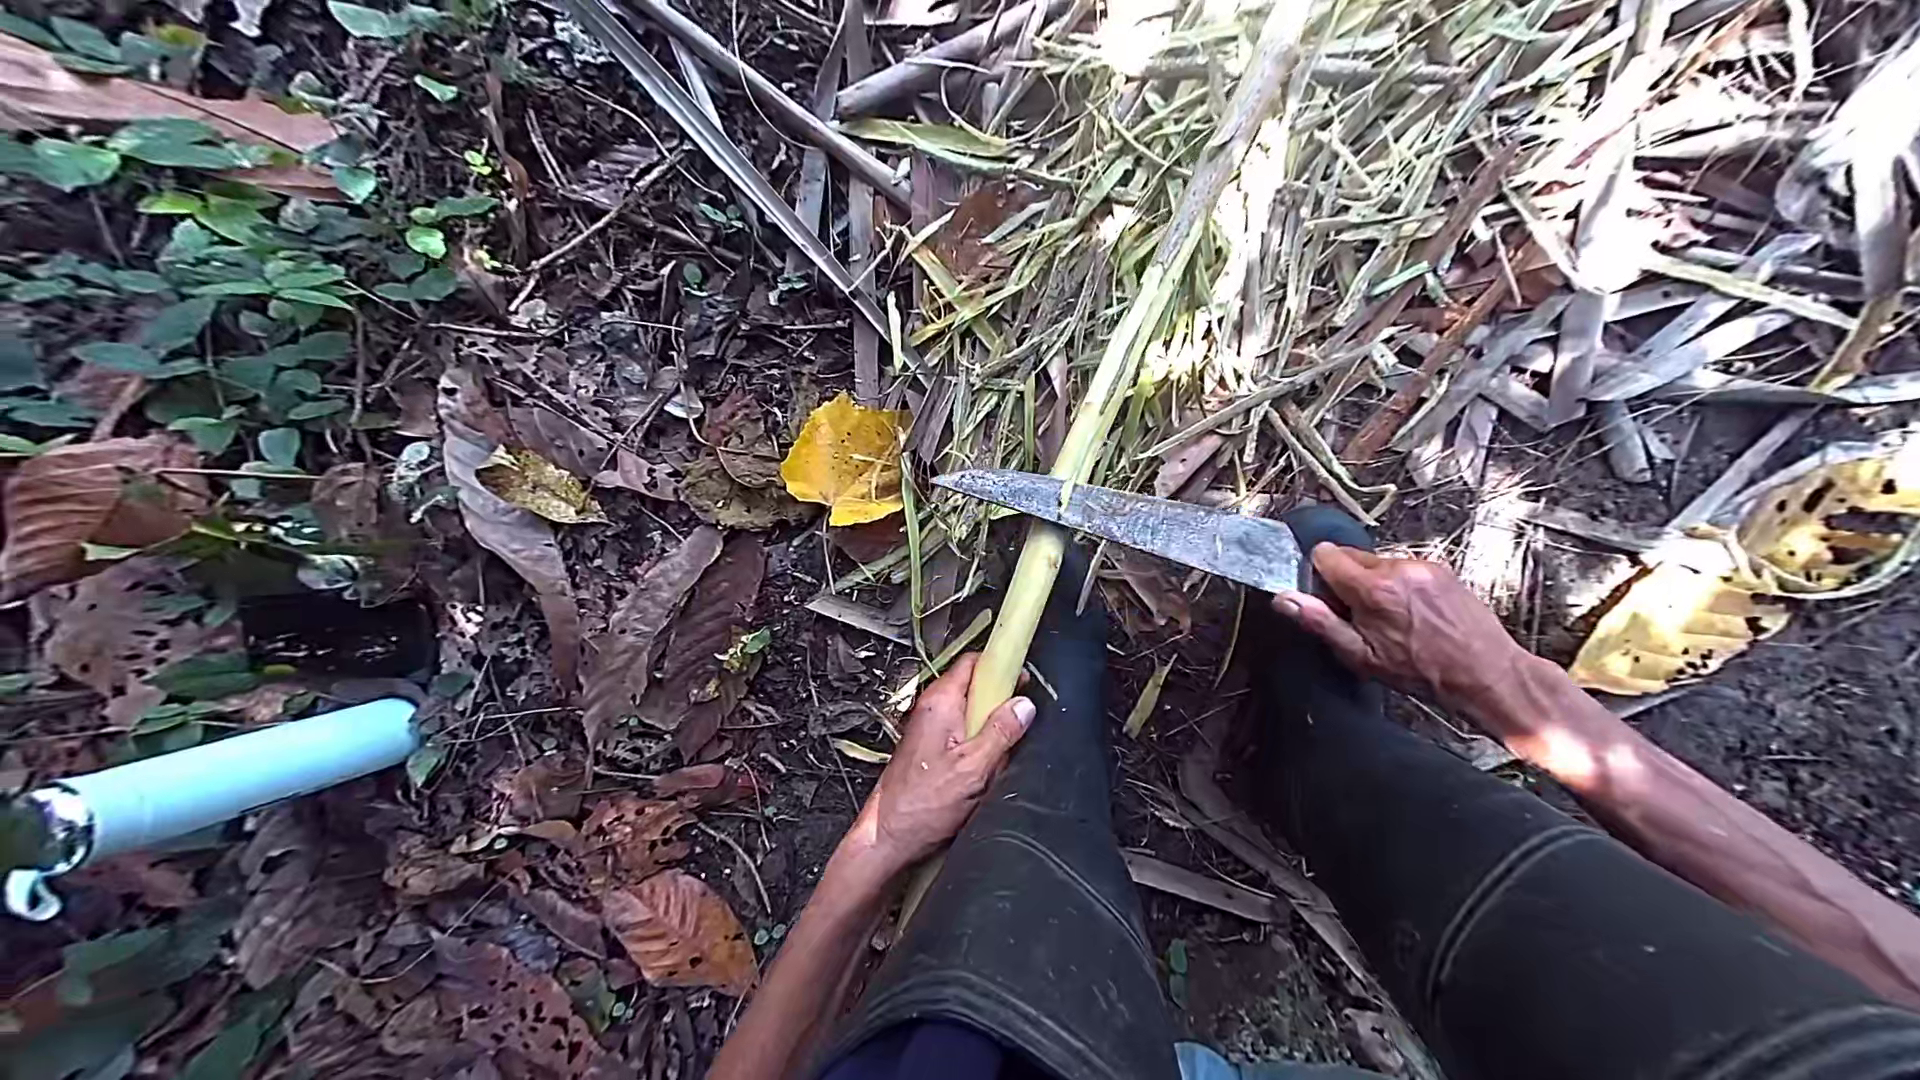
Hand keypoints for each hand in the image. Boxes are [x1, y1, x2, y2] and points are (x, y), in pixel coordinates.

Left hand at [840, 652, 1034, 879]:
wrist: (889, 835)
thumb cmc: (919, 804)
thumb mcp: (973, 768)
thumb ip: (1001, 732)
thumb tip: (1024, 706)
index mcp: (941, 701)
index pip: (974, 661)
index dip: (1002, 666)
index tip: (1023, 680)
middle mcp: (934, 708)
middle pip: (978, 689)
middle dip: (1000, 708)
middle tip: (1012, 731)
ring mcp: (932, 727)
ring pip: (975, 715)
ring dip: (991, 733)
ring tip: (993, 761)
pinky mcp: (933, 747)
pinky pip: (966, 737)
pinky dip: (979, 750)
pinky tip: (980, 774)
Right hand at [1272, 543, 1531, 711]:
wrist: (1488, 673)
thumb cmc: (1423, 671)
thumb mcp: (1361, 656)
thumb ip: (1320, 622)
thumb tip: (1284, 600)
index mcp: (1373, 589)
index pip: (1325, 554)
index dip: (1318, 575)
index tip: (1326, 597)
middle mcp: (1398, 569)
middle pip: (1350, 556)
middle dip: (1345, 579)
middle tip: (1358, 613)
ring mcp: (1423, 566)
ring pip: (1376, 562)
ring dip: (1372, 582)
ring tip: (1389, 616)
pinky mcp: (1440, 569)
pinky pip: (1402, 567)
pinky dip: (1397, 584)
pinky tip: (1410, 612)